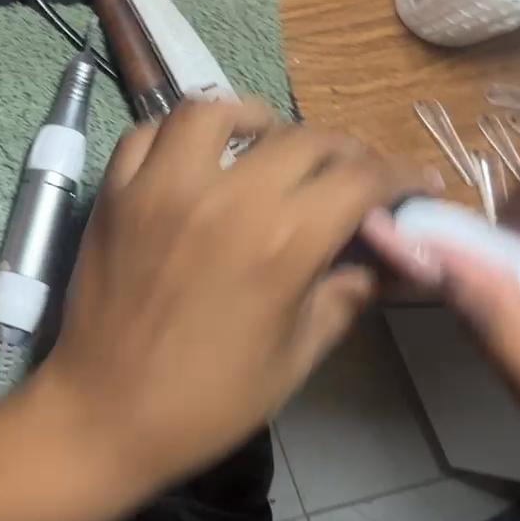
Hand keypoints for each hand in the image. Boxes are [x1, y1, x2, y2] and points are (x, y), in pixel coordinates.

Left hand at [36, 103, 427, 488]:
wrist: (106, 409)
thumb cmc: (207, 399)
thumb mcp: (297, 355)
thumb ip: (345, 295)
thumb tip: (387, 262)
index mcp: (281, 241)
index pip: (358, 177)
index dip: (398, 175)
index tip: (412, 183)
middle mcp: (222, 197)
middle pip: (299, 137)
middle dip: (340, 150)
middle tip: (347, 173)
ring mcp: (157, 188)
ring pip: (210, 111)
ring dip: (249, 117)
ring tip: (264, 141)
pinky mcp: (112, 194)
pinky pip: (144, 136)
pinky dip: (172, 134)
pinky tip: (192, 157)